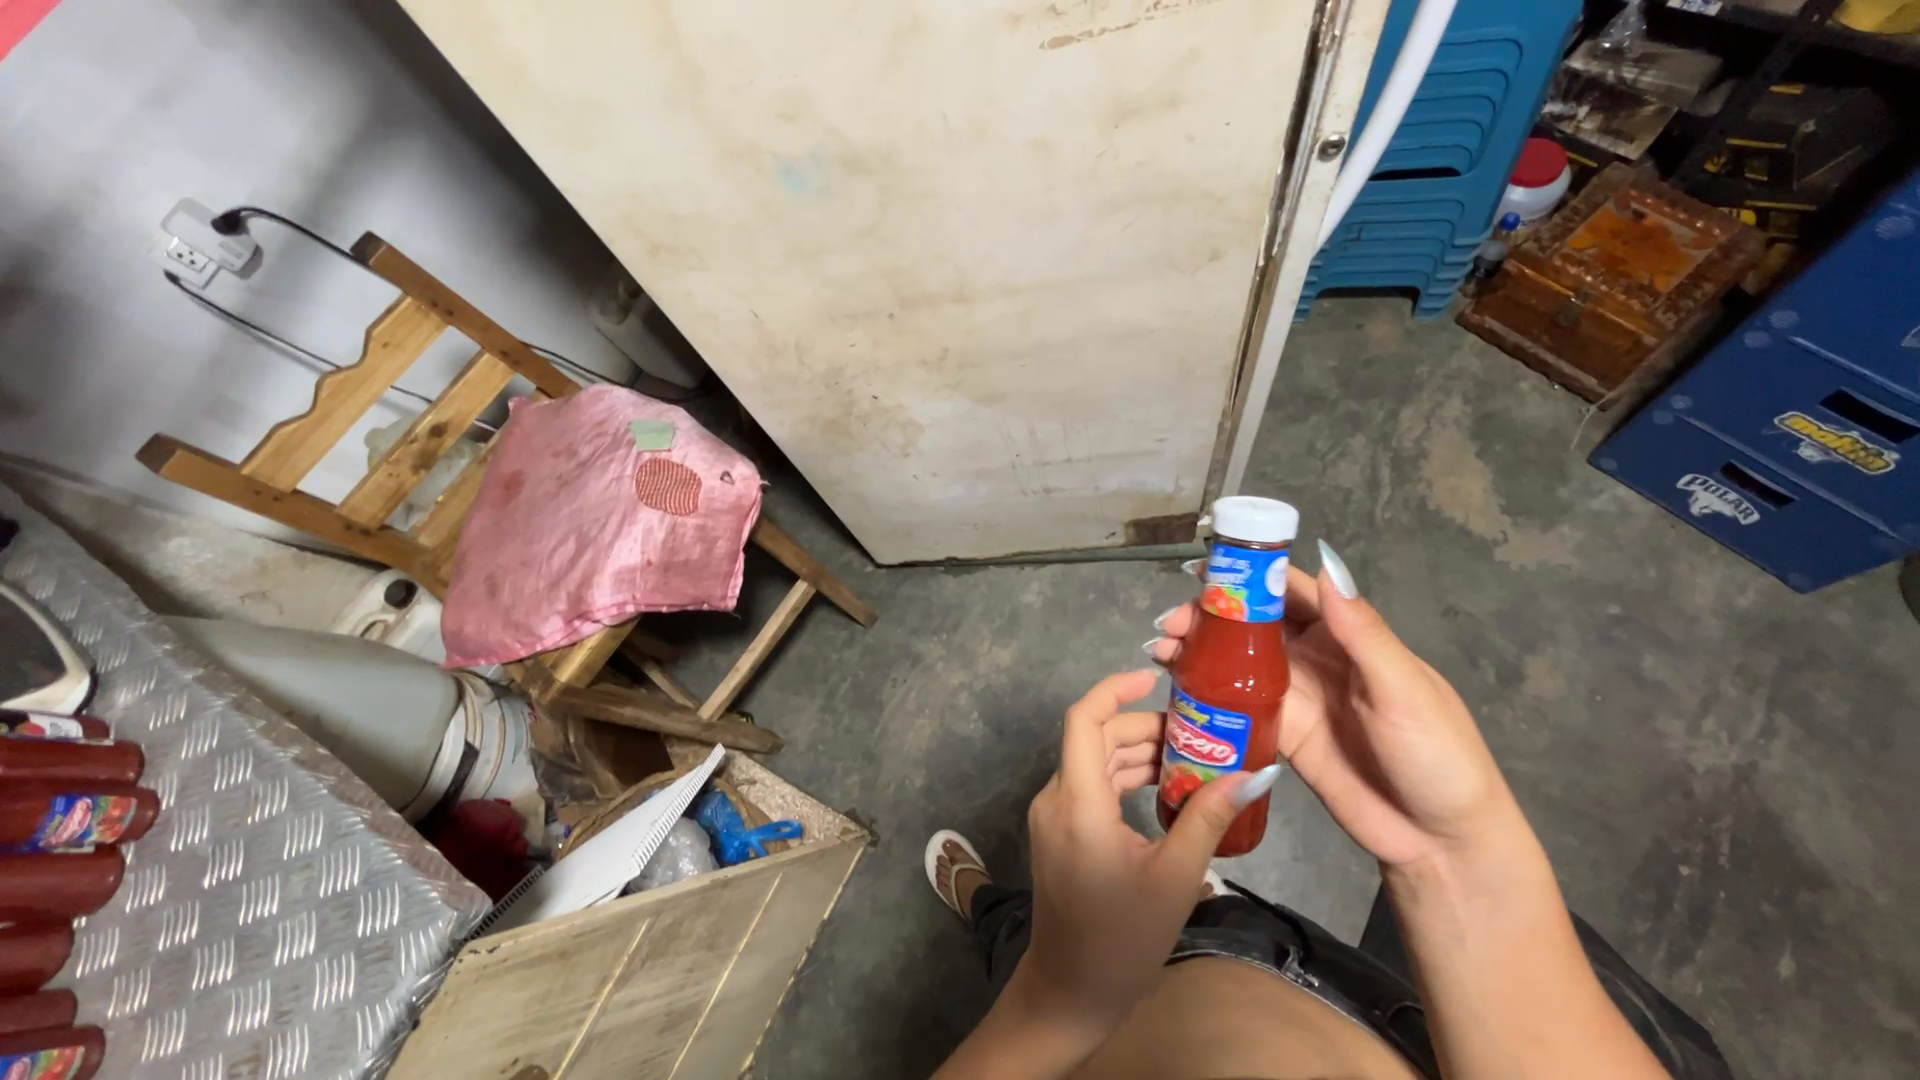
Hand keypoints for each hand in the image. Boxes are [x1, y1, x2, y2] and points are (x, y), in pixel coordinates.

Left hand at [1018, 670, 1274, 1032]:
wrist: (1070, 991)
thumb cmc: (1122, 938)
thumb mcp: (1175, 877)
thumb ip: (1209, 818)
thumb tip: (1254, 774)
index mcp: (1077, 801)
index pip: (1084, 719)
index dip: (1114, 689)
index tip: (1153, 678)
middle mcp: (1056, 798)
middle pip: (1095, 738)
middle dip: (1144, 729)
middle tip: (1199, 735)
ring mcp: (1052, 816)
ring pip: (1093, 762)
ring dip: (1137, 755)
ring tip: (1192, 760)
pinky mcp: (1058, 832)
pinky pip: (1089, 787)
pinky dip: (1123, 779)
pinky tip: (1165, 790)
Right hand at [1150, 543, 1515, 869]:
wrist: (1438, 841)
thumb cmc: (1437, 756)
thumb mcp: (1405, 691)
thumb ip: (1363, 633)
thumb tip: (1326, 564)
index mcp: (1348, 637)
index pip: (1293, 592)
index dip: (1250, 576)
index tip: (1205, 568)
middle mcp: (1315, 659)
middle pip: (1254, 624)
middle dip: (1210, 614)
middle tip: (1171, 621)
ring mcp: (1295, 698)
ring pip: (1236, 661)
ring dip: (1199, 649)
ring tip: (1161, 649)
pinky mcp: (1280, 735)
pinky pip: (1235, 706)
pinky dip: (1203, 692)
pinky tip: (1173, 686)